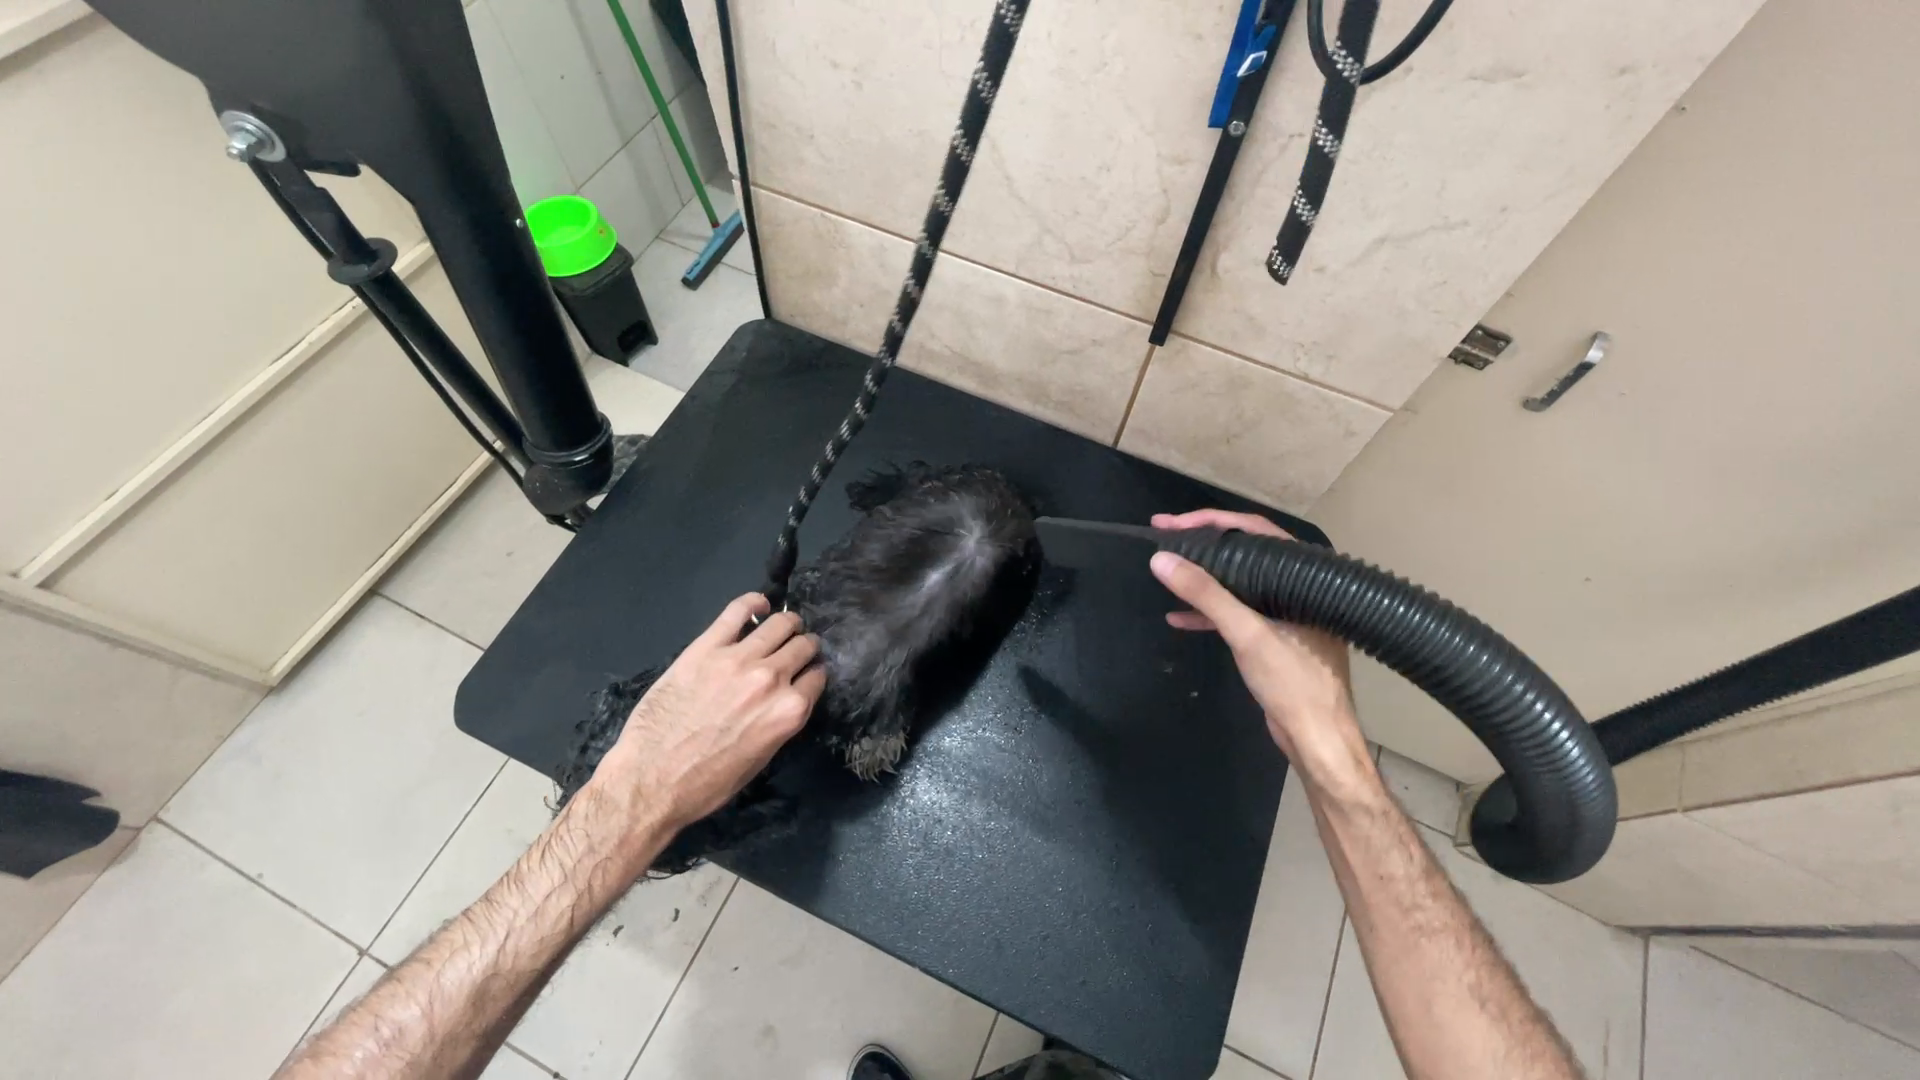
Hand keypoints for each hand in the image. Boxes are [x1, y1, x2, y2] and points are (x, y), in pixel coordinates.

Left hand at [588, 594, 825, 832]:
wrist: (651, 780)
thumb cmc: (708, 782)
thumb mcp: (762, 758)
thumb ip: (781, 721)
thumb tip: (788, 696)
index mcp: (790, 711)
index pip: (817, 676)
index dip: (813, 673)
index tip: (807, 672)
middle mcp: (772, 679)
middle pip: (803, 646)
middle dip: (805, 646)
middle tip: (795, 648)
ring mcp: (739, 659)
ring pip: (780, 623)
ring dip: (787, 624)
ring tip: (780, 627)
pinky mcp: (707, 647)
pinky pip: (738, 610)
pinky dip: (753, 602)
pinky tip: (758, 605)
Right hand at [1148, 510, 1370, 784]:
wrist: (1317, 738)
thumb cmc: (1292, 681)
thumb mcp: (1245, 633)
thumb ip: (1205, 594)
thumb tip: (1162, 559)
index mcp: (1304, 574)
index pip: (1254, 530)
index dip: (1209, 522)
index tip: (1170, 524)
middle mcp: (1298, 586)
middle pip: (1244, 552)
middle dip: (1201, 545)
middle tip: (1163, 536)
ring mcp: (1287, 611)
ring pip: (1238, 581)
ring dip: (1203, 578)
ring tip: (1165, 571)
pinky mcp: (1276, 635)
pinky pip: (1238, 611)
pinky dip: (1210, 612)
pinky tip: (1178, 617)